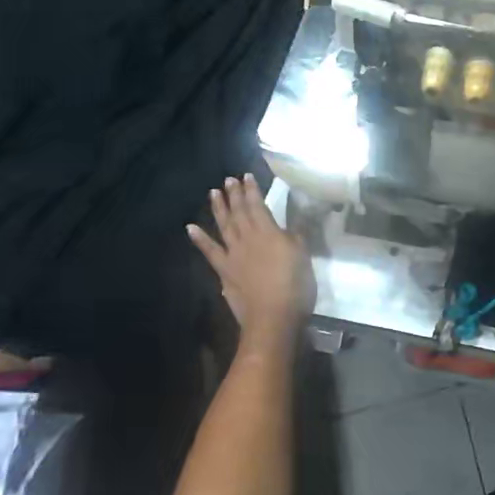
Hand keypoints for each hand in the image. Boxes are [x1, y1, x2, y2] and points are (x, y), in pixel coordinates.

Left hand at [188, 175, 315, 342]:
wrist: (272, 317)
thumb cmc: (295, 286)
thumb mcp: (303, 256)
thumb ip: (295, 236)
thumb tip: (290, 224)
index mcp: (269, 232)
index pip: (258, 205)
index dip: (252, 190)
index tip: (247, 177)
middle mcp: (247, 238)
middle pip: (239, 212)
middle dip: (234, 195)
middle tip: (228, 180)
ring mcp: (233, 254)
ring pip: (224, 225)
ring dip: (218, 208)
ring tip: (213, 193)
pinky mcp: (224, 270)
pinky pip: (210, 251)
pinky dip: (200, 239)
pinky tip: (191, 228)